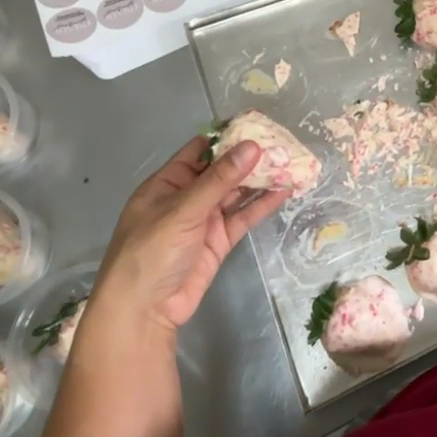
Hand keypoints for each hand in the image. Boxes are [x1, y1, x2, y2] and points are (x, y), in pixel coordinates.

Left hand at [96, 136, 290, 333]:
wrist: (143, 311)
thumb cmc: (150, 252)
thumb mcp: (183, 210)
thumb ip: (220, 179)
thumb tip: (254, 145)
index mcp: (168, 183)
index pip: (201, 150)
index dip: (229, 137)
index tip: (260, 125)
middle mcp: (187, 198)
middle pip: (224, 170)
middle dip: (252, 158)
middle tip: (285, 144)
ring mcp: (204, 220)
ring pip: (237, 193)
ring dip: (262, 180)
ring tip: (292, 164)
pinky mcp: (219, 240)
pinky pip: (244, 216)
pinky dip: (263, 204)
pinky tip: (284, 191)